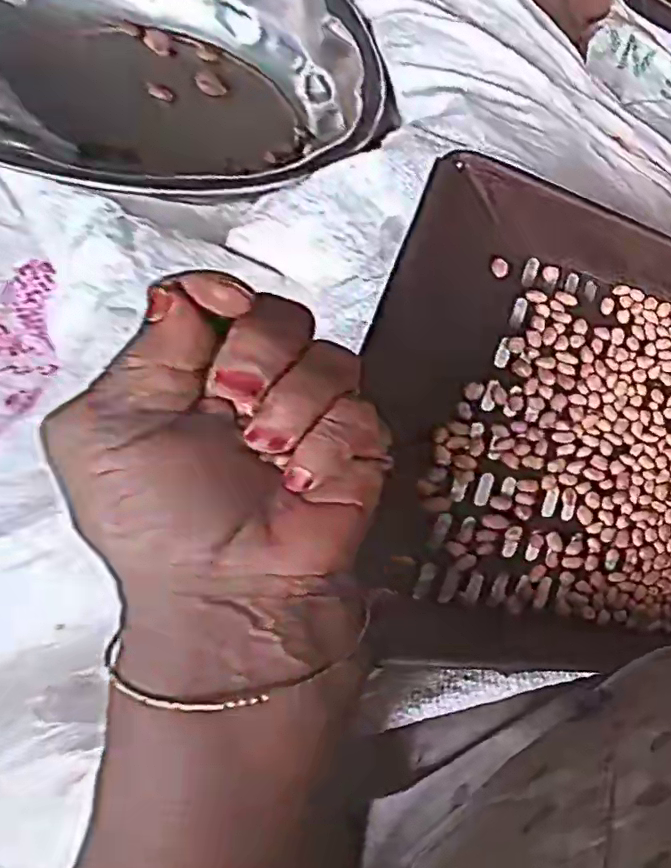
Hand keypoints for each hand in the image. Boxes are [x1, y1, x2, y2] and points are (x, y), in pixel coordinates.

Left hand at [42, 273, 390, 697]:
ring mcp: (320, 414)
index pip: (219, 301)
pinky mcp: (368, 445)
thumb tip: (186, 297)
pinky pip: (363, 416)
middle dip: (260, 354)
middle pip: (287, 319)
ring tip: (267, 454)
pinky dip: (329, 449)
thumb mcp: (106, 426)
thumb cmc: (157, 516)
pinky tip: (302, 478)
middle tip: (232, 402)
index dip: (223, 291)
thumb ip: (150, 357)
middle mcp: (261, 385)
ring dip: (294, 409)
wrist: (231, 576)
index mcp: (193, 373)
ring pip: (334, 364)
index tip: (220, 302)